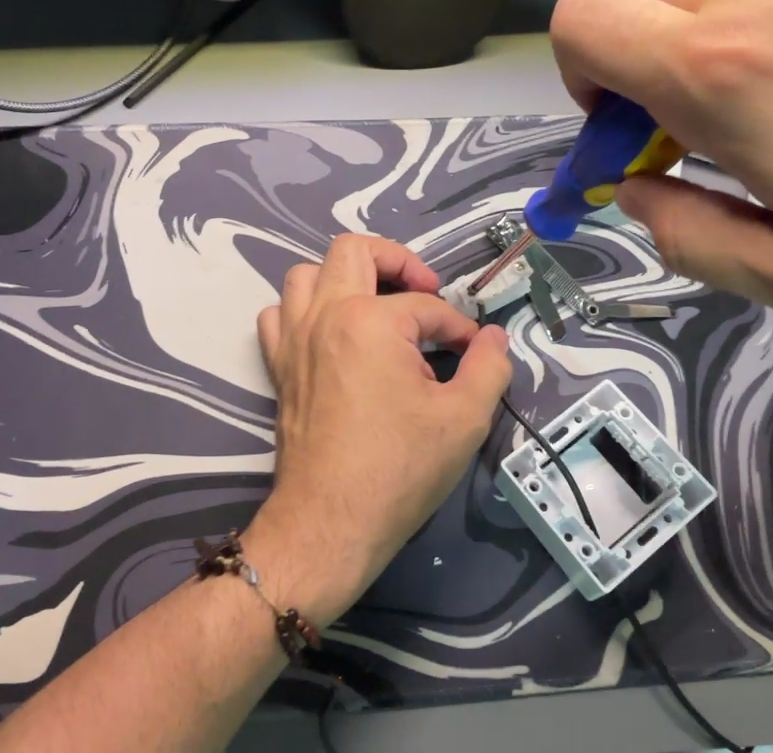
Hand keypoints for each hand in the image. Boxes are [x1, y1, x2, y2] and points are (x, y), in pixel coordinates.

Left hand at [243, 234, 511, 624]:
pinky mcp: (278, 366)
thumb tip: (494, 337)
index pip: (425, 305)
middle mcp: (324, 315)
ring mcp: (293, 339)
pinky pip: (278, 315)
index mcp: (370, 320)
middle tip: (423, 293)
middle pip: (354, 251)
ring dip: (343, 279)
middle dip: (396, 262)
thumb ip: (488, 367)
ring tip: (376, 306)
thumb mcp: (464, 419)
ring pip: (305, 274)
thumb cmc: (399, 469)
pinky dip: (303, 312)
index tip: (474, 352)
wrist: (331, 521)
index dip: (458, 327)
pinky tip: (331, 335)